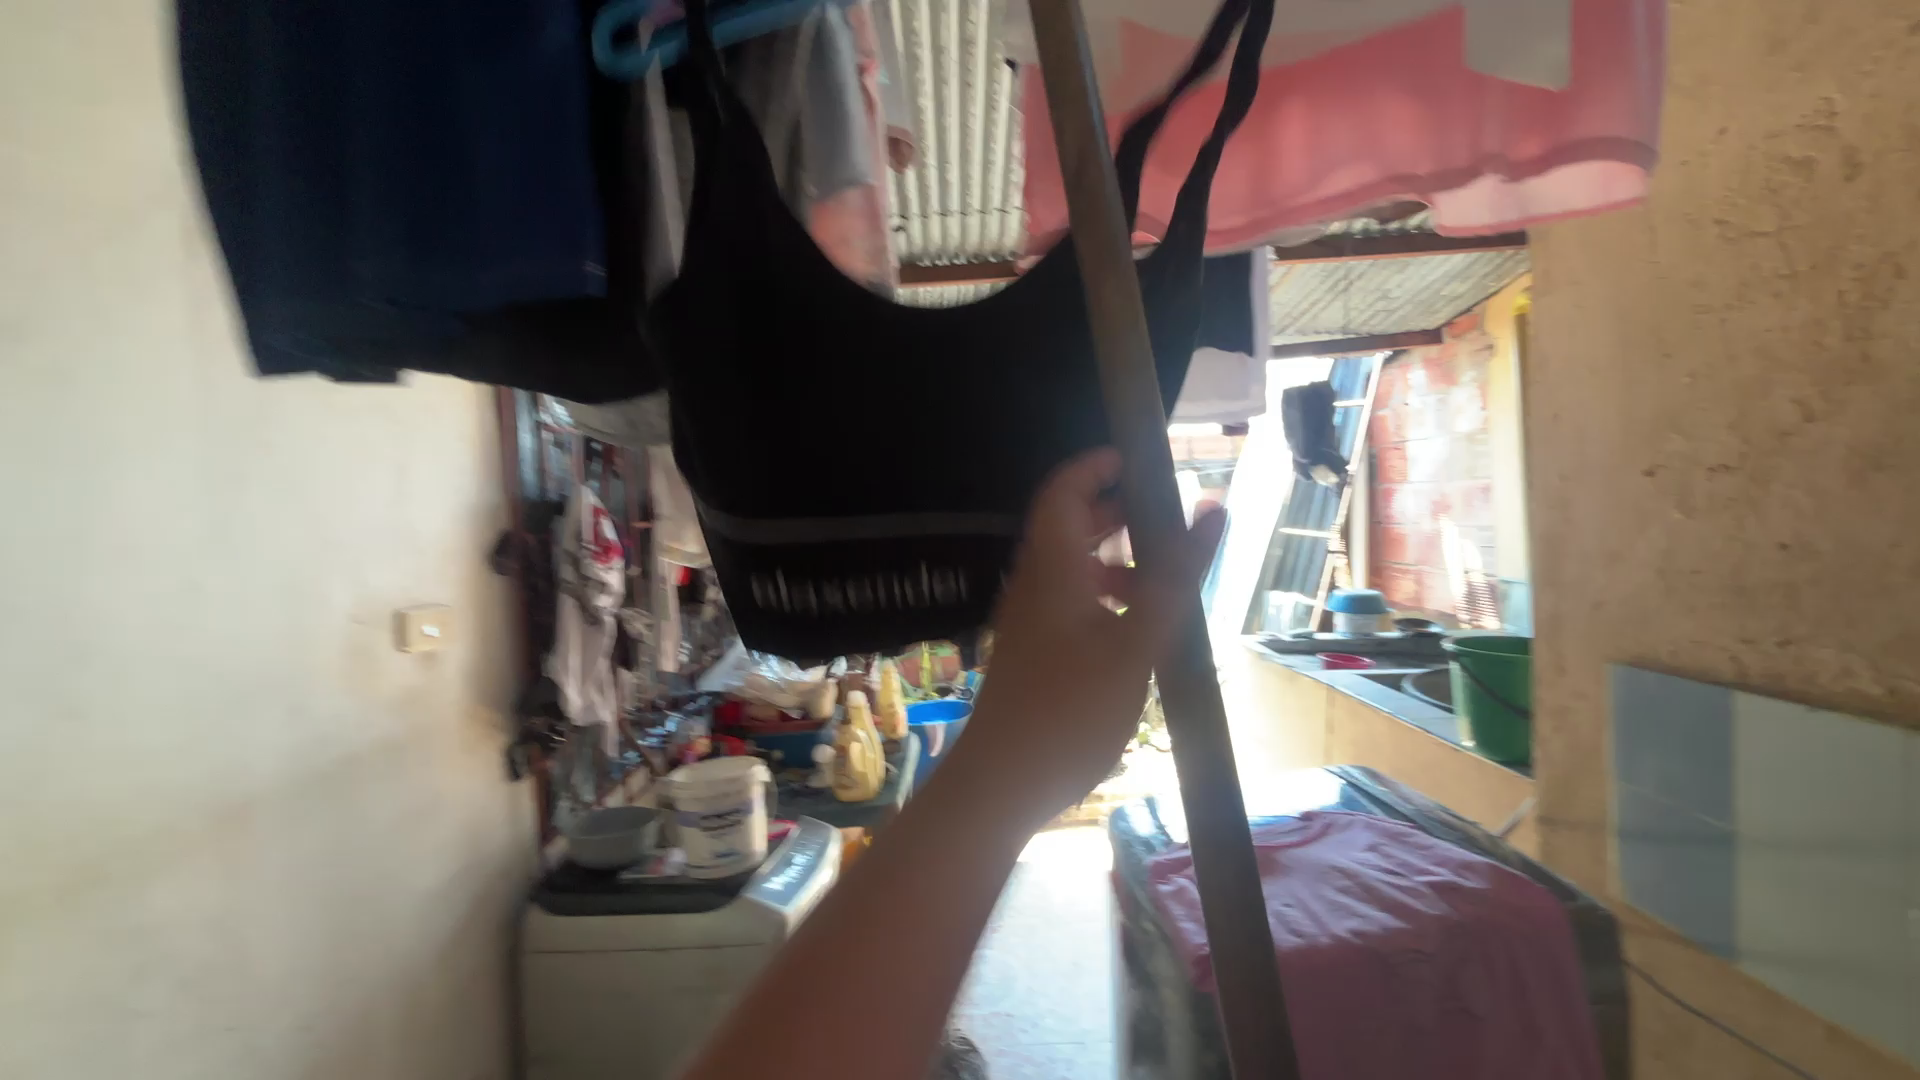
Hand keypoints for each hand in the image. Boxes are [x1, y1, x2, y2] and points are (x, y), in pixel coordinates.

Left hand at [940, 447, 1225, 827]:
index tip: (1141, 459)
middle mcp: (1033, 583)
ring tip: (1165, 575)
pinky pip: (1070, 599)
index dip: (1096, 465)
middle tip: (1169, 519)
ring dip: (1115, 557)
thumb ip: (1175, 578)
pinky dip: (1104, 593)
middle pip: (1069, 524)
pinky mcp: (1034, 648)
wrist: (1003, 782)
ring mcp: (1029, 617)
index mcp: (1051, 568)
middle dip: (1117, 511)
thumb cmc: (1069, 711)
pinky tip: (1137, 624)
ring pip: (1072, 565)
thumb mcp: (1135, 643)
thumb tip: (1212, 511)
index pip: (1063, 490)